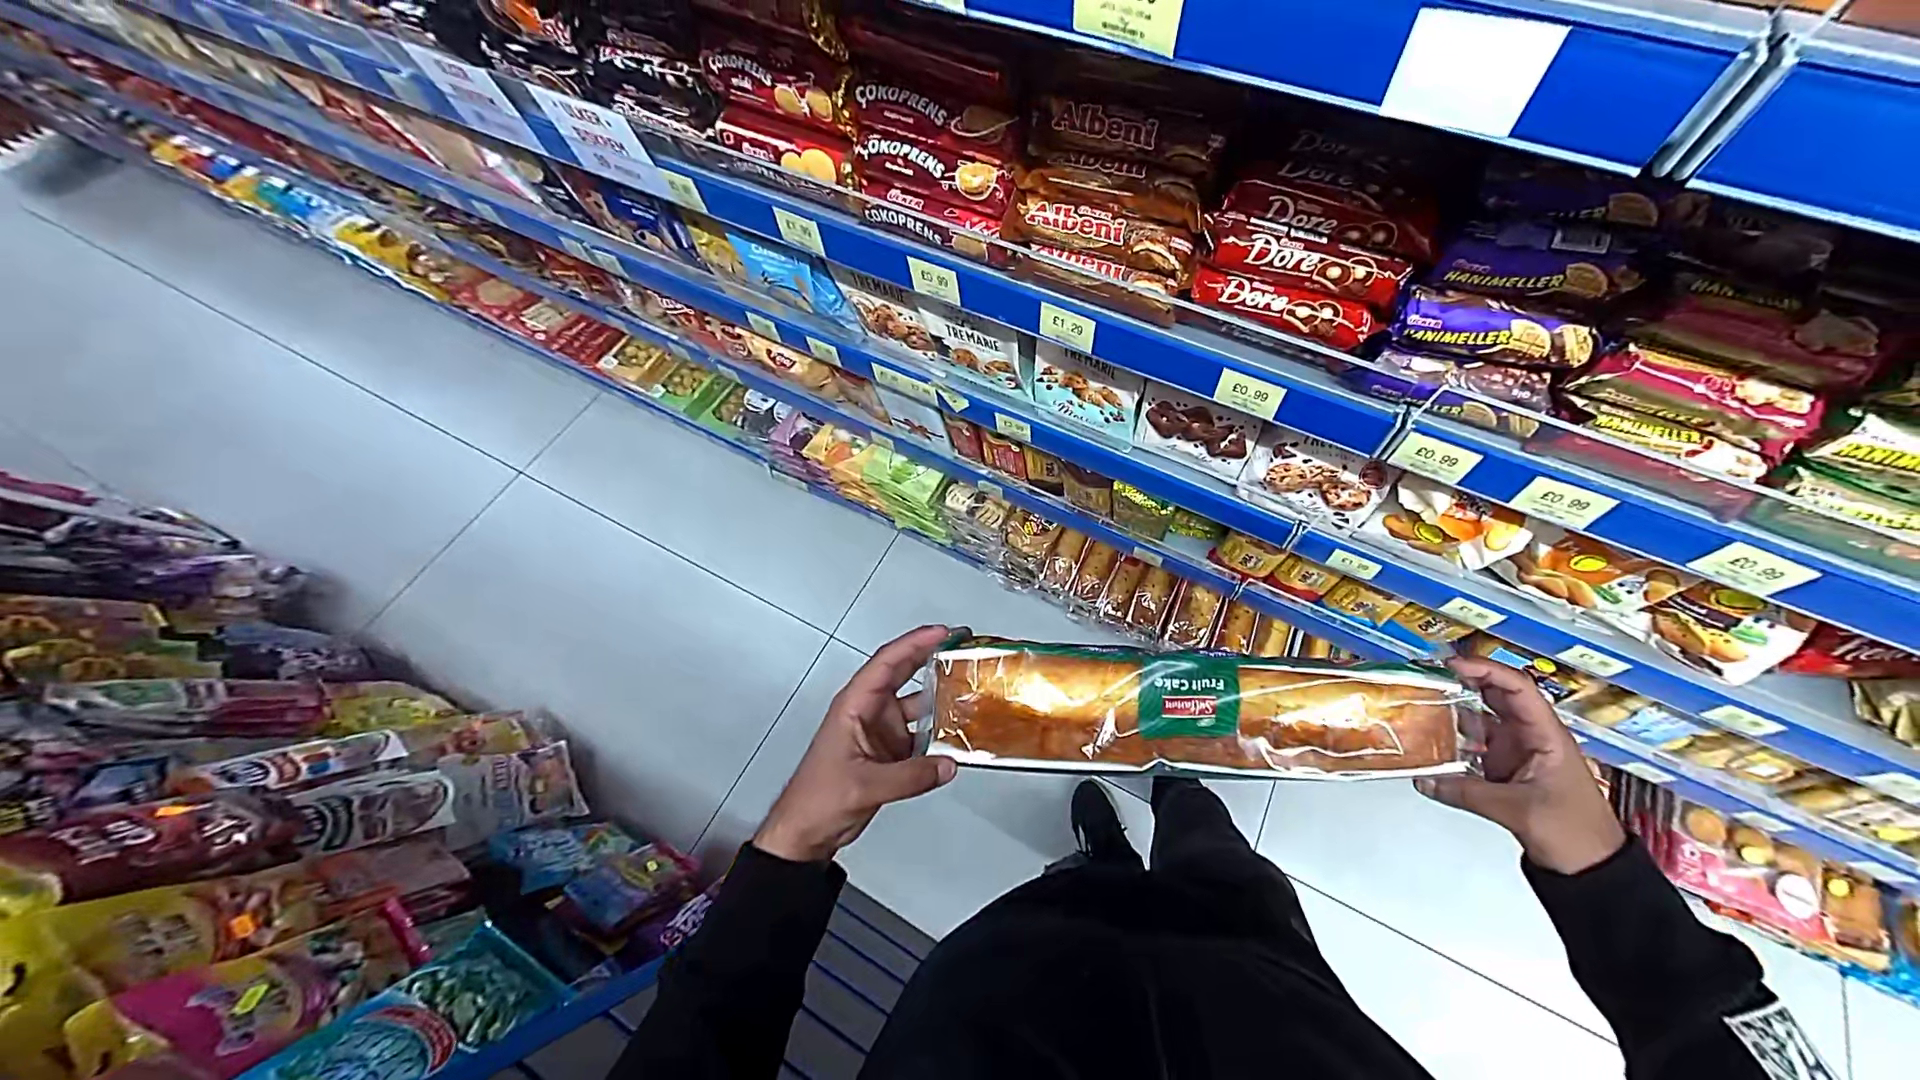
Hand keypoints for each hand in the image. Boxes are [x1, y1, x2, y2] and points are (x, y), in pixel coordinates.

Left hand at [753, 625, 959, 862]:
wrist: (807, 832)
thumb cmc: (816, 798)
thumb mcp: (864, 786)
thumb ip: (910, 777)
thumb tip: (947, 765)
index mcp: (854, 705)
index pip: (886, 662)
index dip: (914, 643)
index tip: (941, 633)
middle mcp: (868, 710)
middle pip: (903, 672)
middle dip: (930, 654)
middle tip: (960, 643)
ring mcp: (880, 729)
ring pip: (915, 702)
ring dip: (939, 693)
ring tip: (967, 684)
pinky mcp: (890, 750)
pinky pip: (921, 732)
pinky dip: (939, 729)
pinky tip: (958, 730)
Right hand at [1415, 656, 1625, 874]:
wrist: (1591, 868)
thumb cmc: (1576, 833)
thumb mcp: (1517, 810)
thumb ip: (1466, 792)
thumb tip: (1425, 780)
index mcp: (1546, 736)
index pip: (1517, 688)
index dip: (1485, 670)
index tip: (1451, 665)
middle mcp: (1530, 736)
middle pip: (1495, 695)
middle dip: (1463, 680)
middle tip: (1428, 674)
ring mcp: (1516, 750)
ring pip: (1480, 717)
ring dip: (1453, 708)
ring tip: (1422, 701)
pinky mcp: (1503, 766)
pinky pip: (1472, 742)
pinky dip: (1451, 736)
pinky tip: (1430, 738)